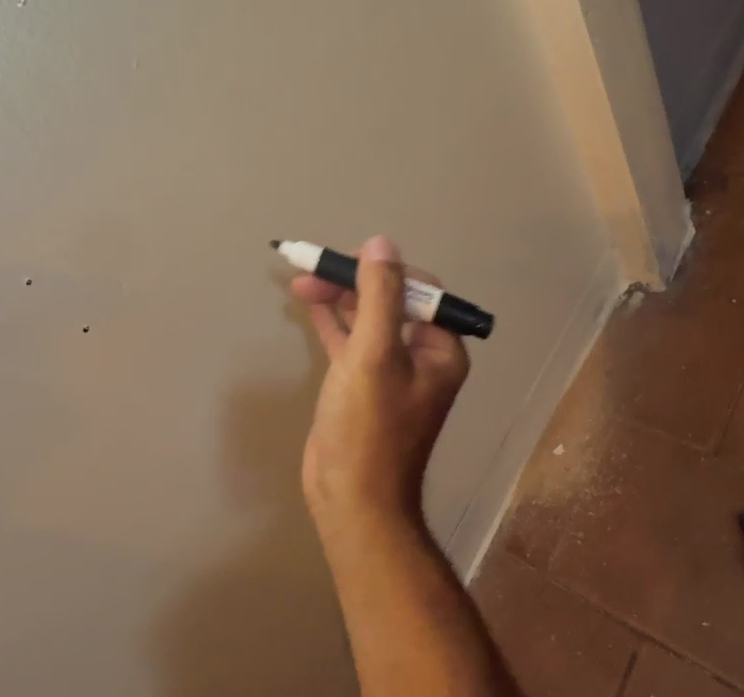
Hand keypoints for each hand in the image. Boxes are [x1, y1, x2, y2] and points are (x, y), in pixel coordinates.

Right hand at [290, 236, 469, 530]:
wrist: (352, 499)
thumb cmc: (369, 427)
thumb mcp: (375, 353)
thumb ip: (379, 296)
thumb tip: (381, 243)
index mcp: (440, 350)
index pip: (417, 290)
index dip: (381, 269)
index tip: (344, 259)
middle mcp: (421, 357)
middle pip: (389, 300)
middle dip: (353, 281)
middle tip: (313, 270)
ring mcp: (390, 372)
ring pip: (366, 319)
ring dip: (339, 297)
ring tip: (302, 279)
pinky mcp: (362, 386)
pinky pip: (350, 341)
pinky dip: (331, 321)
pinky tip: (308, 303)